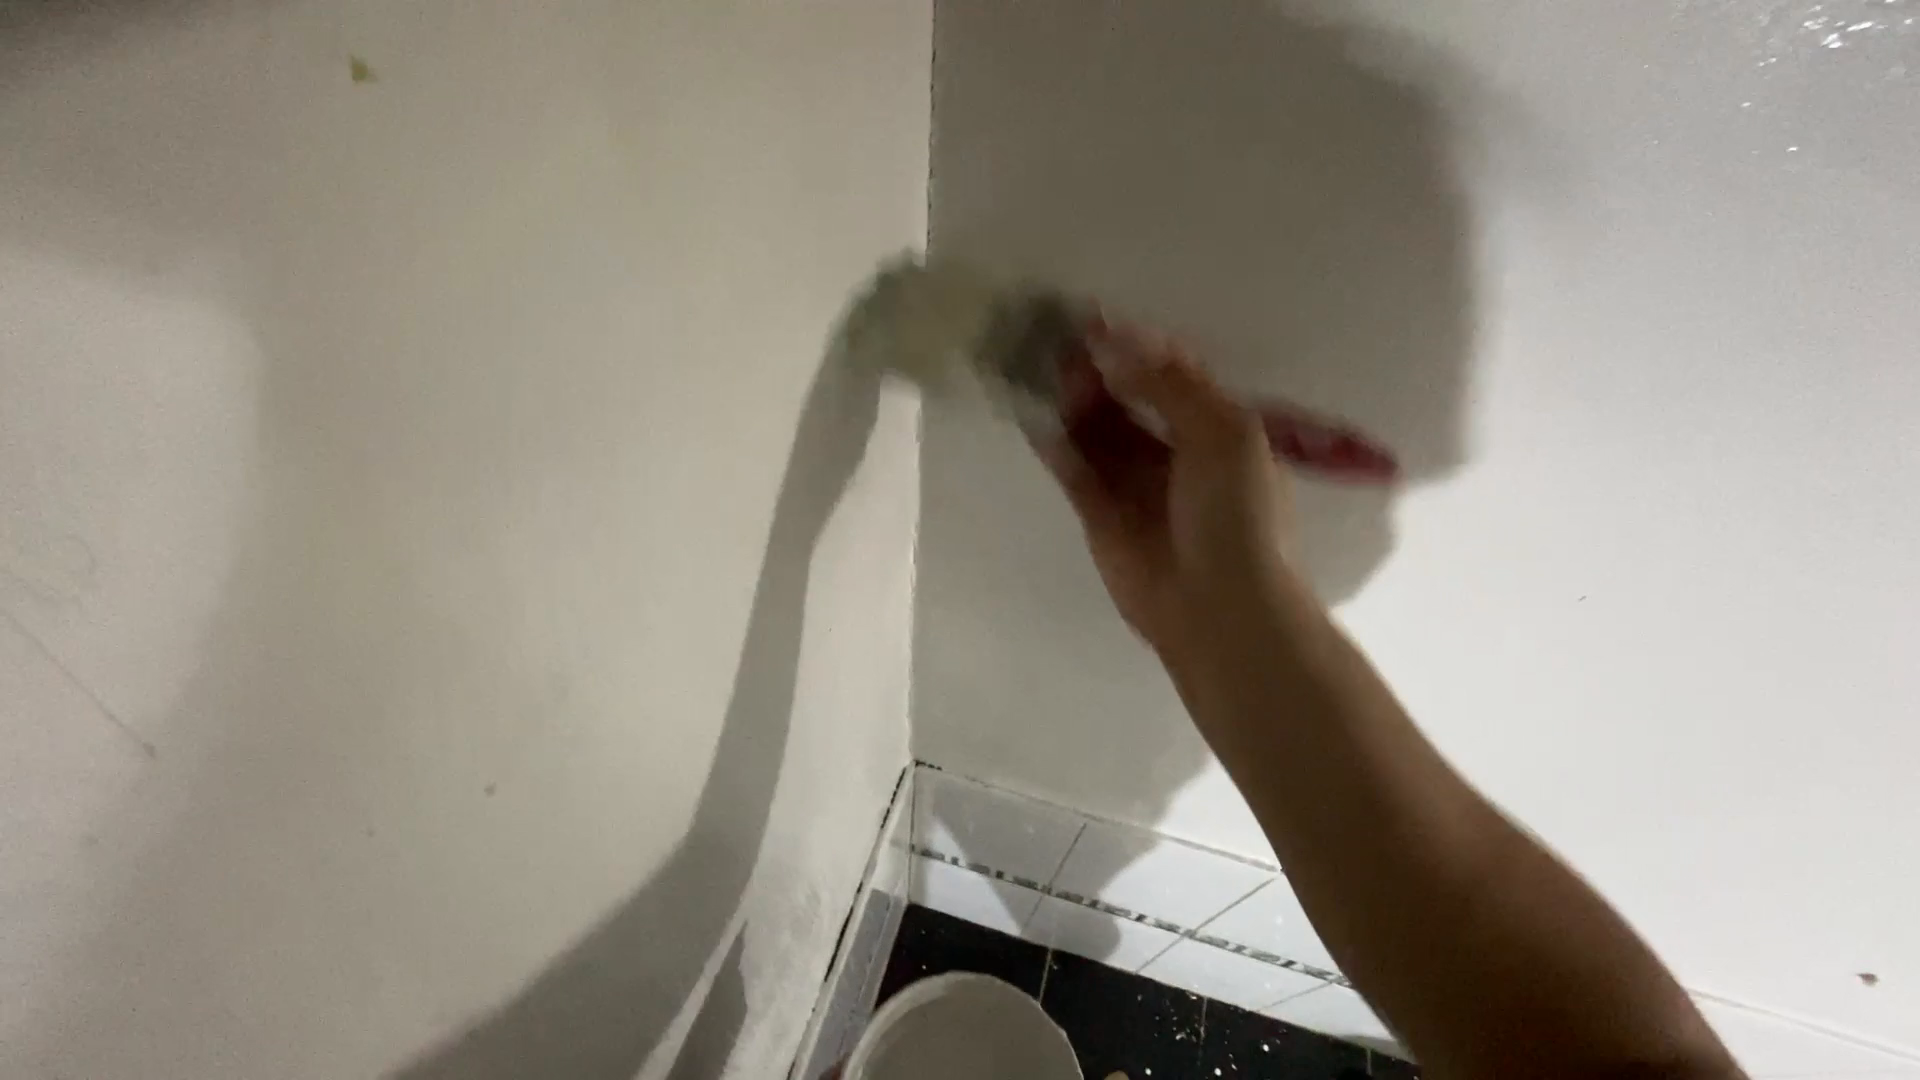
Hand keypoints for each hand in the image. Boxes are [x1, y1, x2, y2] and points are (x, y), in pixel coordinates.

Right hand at [1038, 318, 1304, 660]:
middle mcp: (1172, 451)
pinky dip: (1055, 445)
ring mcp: (1133, 484)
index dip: (1136, 347)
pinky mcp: (1099, 515)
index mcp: (1214, 428)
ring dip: (1071, 402)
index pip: (1170, 375)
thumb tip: (1117, 348)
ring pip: (1095, 431)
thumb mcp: (1223, 432)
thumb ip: (1171, 385)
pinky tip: (1035, 417)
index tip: (1095, 321)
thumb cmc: (1235, 513)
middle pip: (1127, 400)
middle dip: (1096, 372)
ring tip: (1040, 371)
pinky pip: (1073, 471)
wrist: (1218, 604)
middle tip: (1058, 344)